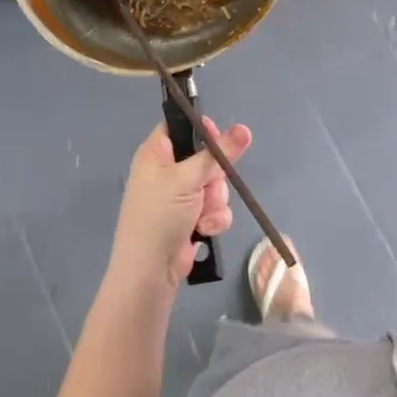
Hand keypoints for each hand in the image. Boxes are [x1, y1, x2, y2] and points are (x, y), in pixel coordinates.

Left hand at [110, 118, 252, 285]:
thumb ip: (216, 154)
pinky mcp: (193, 218)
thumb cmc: (160, 215)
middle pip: (206, 158)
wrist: (152, 269)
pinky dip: (214, 219)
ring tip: (203, 215)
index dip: (201, 130)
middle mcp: (168, 172)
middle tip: (208, 186)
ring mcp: (181, 197)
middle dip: (214, 177)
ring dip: (215, 202)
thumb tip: (244, 129)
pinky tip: (205, 230)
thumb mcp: (187, 179)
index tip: (219, 139)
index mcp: (156, 154)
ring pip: (215, 186)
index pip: (180, 127)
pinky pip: (216, 208)